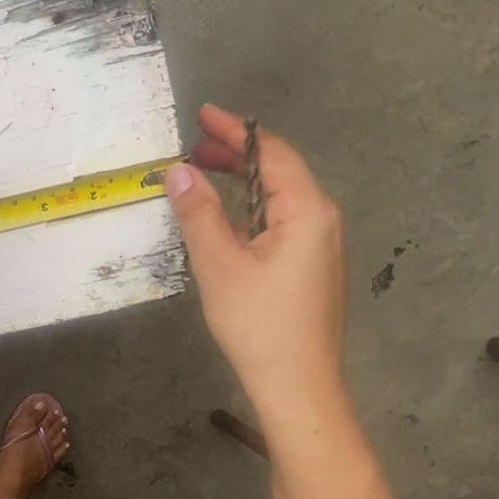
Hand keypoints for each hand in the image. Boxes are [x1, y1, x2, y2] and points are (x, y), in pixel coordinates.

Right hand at [165, 104, 346, 414]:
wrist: (297, 383)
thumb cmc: (258, 323)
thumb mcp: (220, 265)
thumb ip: (199, 213)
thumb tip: (177, 171)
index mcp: (307, 212)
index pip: (273, 154)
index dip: (236, 131)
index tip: (203, 115)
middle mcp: (321, 220)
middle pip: (279, 171)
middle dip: (236, 154)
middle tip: (191, 147)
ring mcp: (319, 245)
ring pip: (278, 198)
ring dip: (240, 181)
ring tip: (200, 175)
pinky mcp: (309, 267)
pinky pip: (279, 220)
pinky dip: (248, 207)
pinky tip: (223, 217)